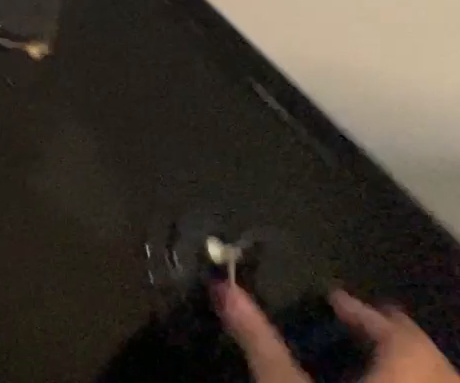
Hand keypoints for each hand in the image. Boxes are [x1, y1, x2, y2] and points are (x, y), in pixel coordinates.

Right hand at [215, 281, 459, 381]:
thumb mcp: (281, 381)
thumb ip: (258, 338)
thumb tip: (222, 286)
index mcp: (402, 374)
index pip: (402, 336)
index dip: (368, 314)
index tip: (335, 299)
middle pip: (433, 361)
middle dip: (396, 338)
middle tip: (358, 324)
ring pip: (438, 379)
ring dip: (413, 365)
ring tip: (376, 356)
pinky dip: (411, 380)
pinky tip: (381, 379)